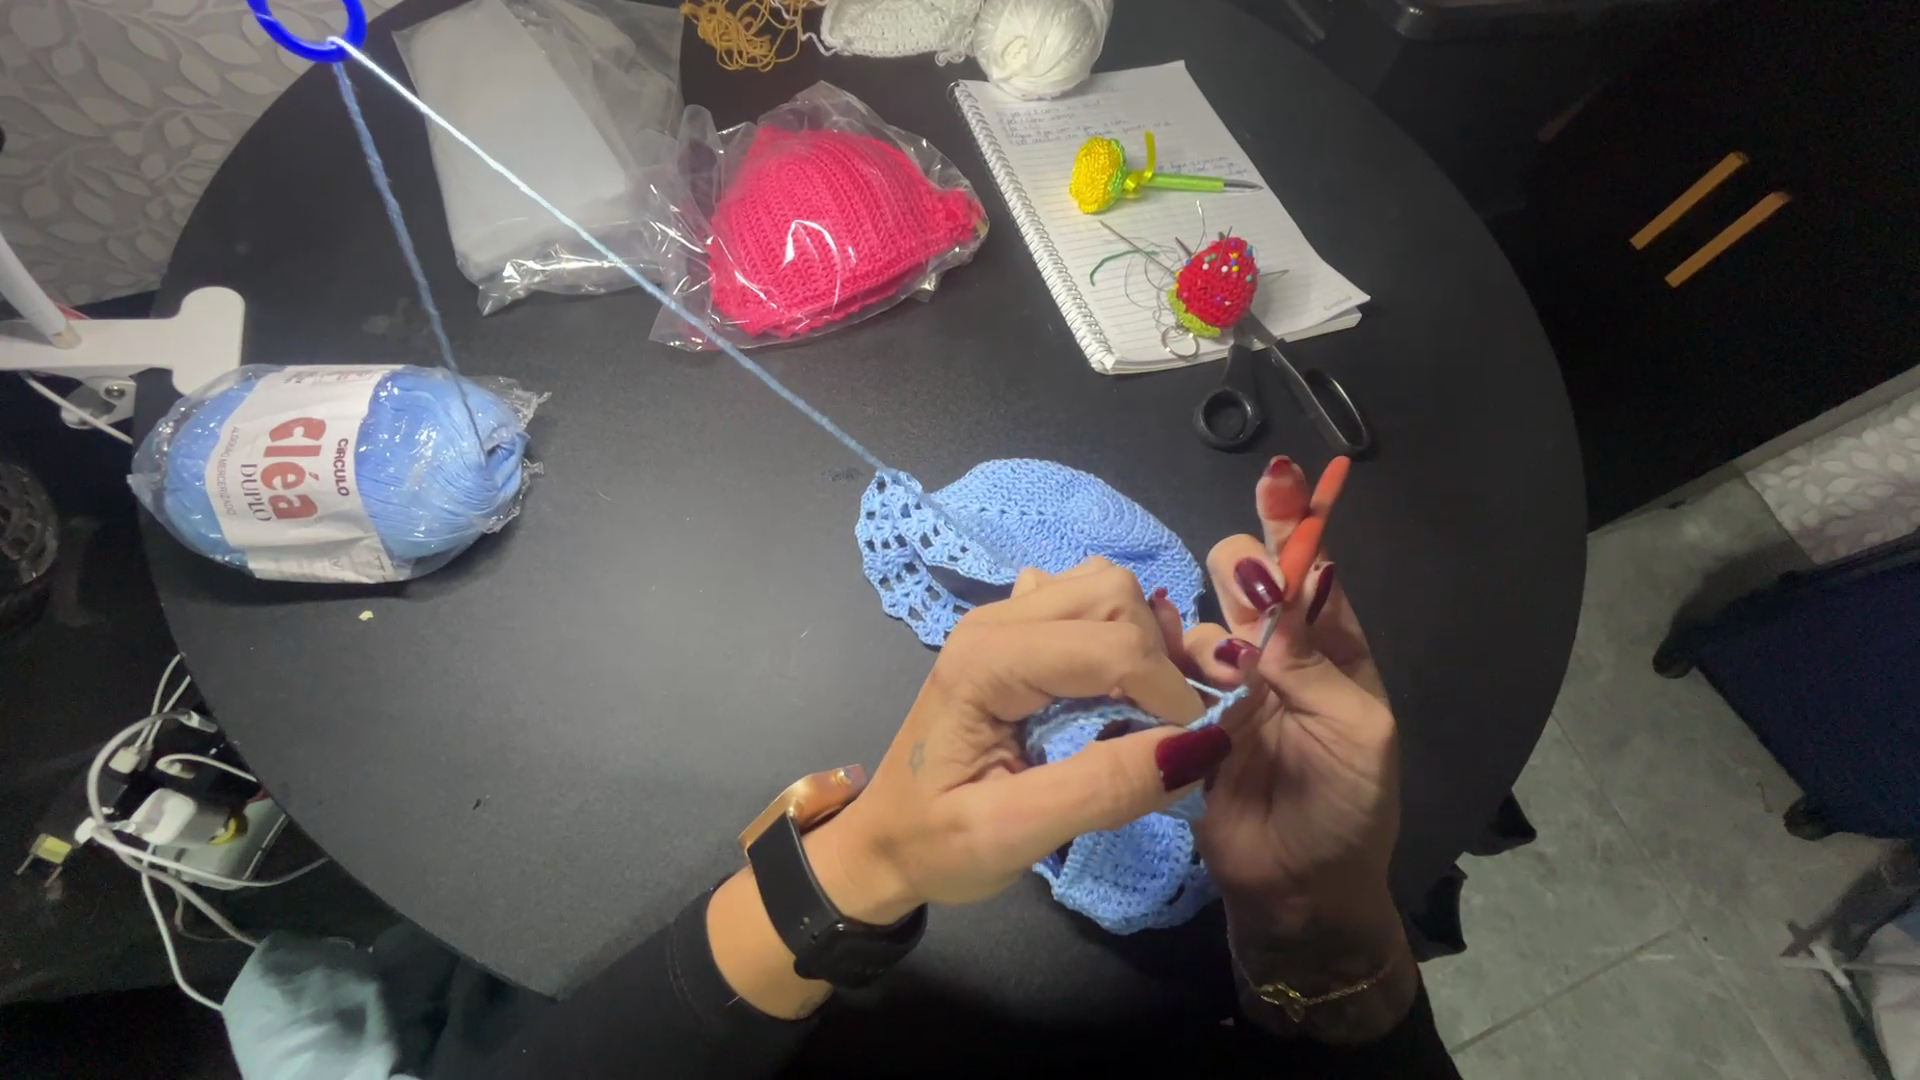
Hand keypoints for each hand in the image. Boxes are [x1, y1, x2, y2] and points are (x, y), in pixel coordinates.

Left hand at [817, 559, 1237, 923]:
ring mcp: (1002, 616)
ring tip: (1146, 705)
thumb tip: (1198, 745)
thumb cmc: (934, 843)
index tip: (1186, 753)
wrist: (884, 837)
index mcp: (985, 662)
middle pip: (1113, 593)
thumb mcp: (1012, 835)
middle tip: (1166, 725)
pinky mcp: (1014, 629)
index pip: (1111, 645)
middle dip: (1159, 655)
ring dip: (1144, 637)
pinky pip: (1083, 598)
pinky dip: (1119, 629)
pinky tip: (1110, 684)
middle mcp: (994, 621)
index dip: (1168, 694)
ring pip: (1104, 585)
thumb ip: (1102, 789)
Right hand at [1166, 456, 1400, 910]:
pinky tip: (1155, 668)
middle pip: (1248, 583)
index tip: (1278, 479)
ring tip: (1219, 687)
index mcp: (1332, 652)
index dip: (1295, 524)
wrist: (1294, 887)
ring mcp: (1225, 684)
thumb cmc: (1346, 809)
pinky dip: (1158, 656)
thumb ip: (1312, 661)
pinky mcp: (1183, 711)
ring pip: (1198, 623)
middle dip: (1241, 578)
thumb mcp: (1357, 735)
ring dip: (1203, 639)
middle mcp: (1276, 656)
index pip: (1311, 573)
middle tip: (1243, 612)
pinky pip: (1163, 666)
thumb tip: (1273, 586)